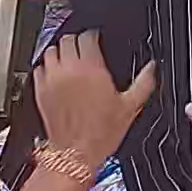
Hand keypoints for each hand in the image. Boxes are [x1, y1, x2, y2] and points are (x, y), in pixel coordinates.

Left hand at [35, 31, 157, 169]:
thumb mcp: (130, 107)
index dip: (94, 36)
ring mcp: (52, 79)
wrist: (75, 154)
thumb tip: (152, 67)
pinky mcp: (40, 90)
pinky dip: (47, 67)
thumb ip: (144, 82)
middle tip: (85, 49)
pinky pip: (39, 68)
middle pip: (68, 39)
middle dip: (77, 41)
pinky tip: (56, 75)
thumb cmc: (101, 134)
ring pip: (51, 50)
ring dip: (61, 51)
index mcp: (92, 69)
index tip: (98, 40)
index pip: (88, 36)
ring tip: (69, 59)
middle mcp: (69, 70)